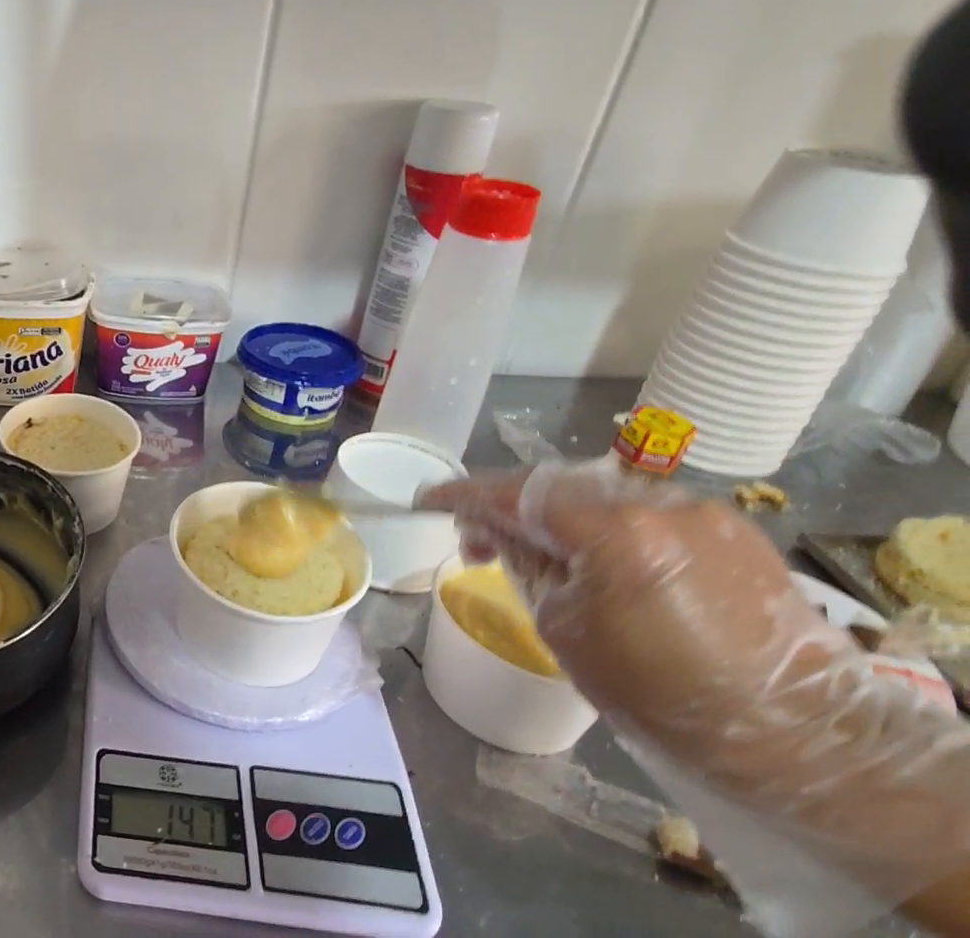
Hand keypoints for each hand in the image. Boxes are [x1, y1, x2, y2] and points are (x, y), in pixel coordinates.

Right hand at [423, 461, 969, 935]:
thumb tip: (494, 526)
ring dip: (562, 517)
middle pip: (559, 486)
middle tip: (480, 541)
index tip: (427, 498)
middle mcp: (660, 505)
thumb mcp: (564, 630)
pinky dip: (610, 527)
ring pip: (604, 496)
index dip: (464, 493)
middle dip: (512, 507)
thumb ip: (524, 562)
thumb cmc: (657, 694)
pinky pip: (648, 513)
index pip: (518, 495)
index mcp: (614, 533)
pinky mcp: (733, 529)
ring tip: (545, 557)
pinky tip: (604, 563)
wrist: (796, 735)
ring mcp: (702, 512)